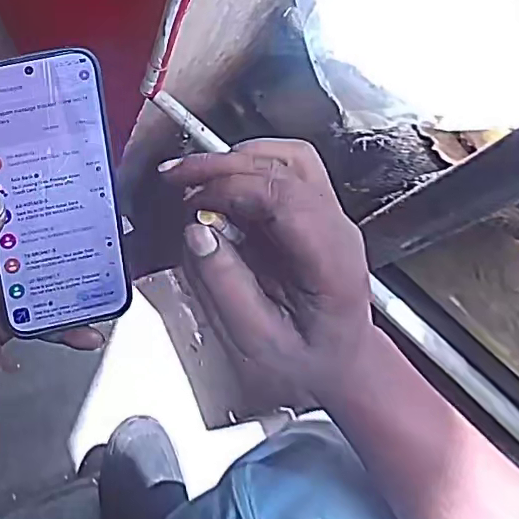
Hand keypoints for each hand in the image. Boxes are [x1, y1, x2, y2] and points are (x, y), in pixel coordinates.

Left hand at [0, 188, 101, 453]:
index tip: (41, 172)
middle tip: (85, 216)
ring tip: (94, 269)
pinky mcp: (4, 326)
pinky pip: (40, 313)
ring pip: (34, 272)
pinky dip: (63, 320)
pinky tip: (83, 328)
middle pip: (18, 238)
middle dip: (49, 227)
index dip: (9, 188)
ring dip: (63, 272)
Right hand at [158, 139, 392, 407]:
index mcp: (331, 260)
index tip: (191, 203)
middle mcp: (336, 228)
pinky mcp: (313, 208)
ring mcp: (329, 213)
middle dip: (222, 165)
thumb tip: (198, 233)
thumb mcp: (259, 337)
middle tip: (176, 176)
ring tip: (195, 176)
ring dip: (236, 159)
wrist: (341, 362)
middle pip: (285, 166)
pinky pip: (283, 167)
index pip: (285, 196)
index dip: (231, 188)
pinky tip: (219, 183)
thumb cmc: (309, 358)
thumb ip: (227, 285)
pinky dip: (246, 166)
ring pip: (287, 156)